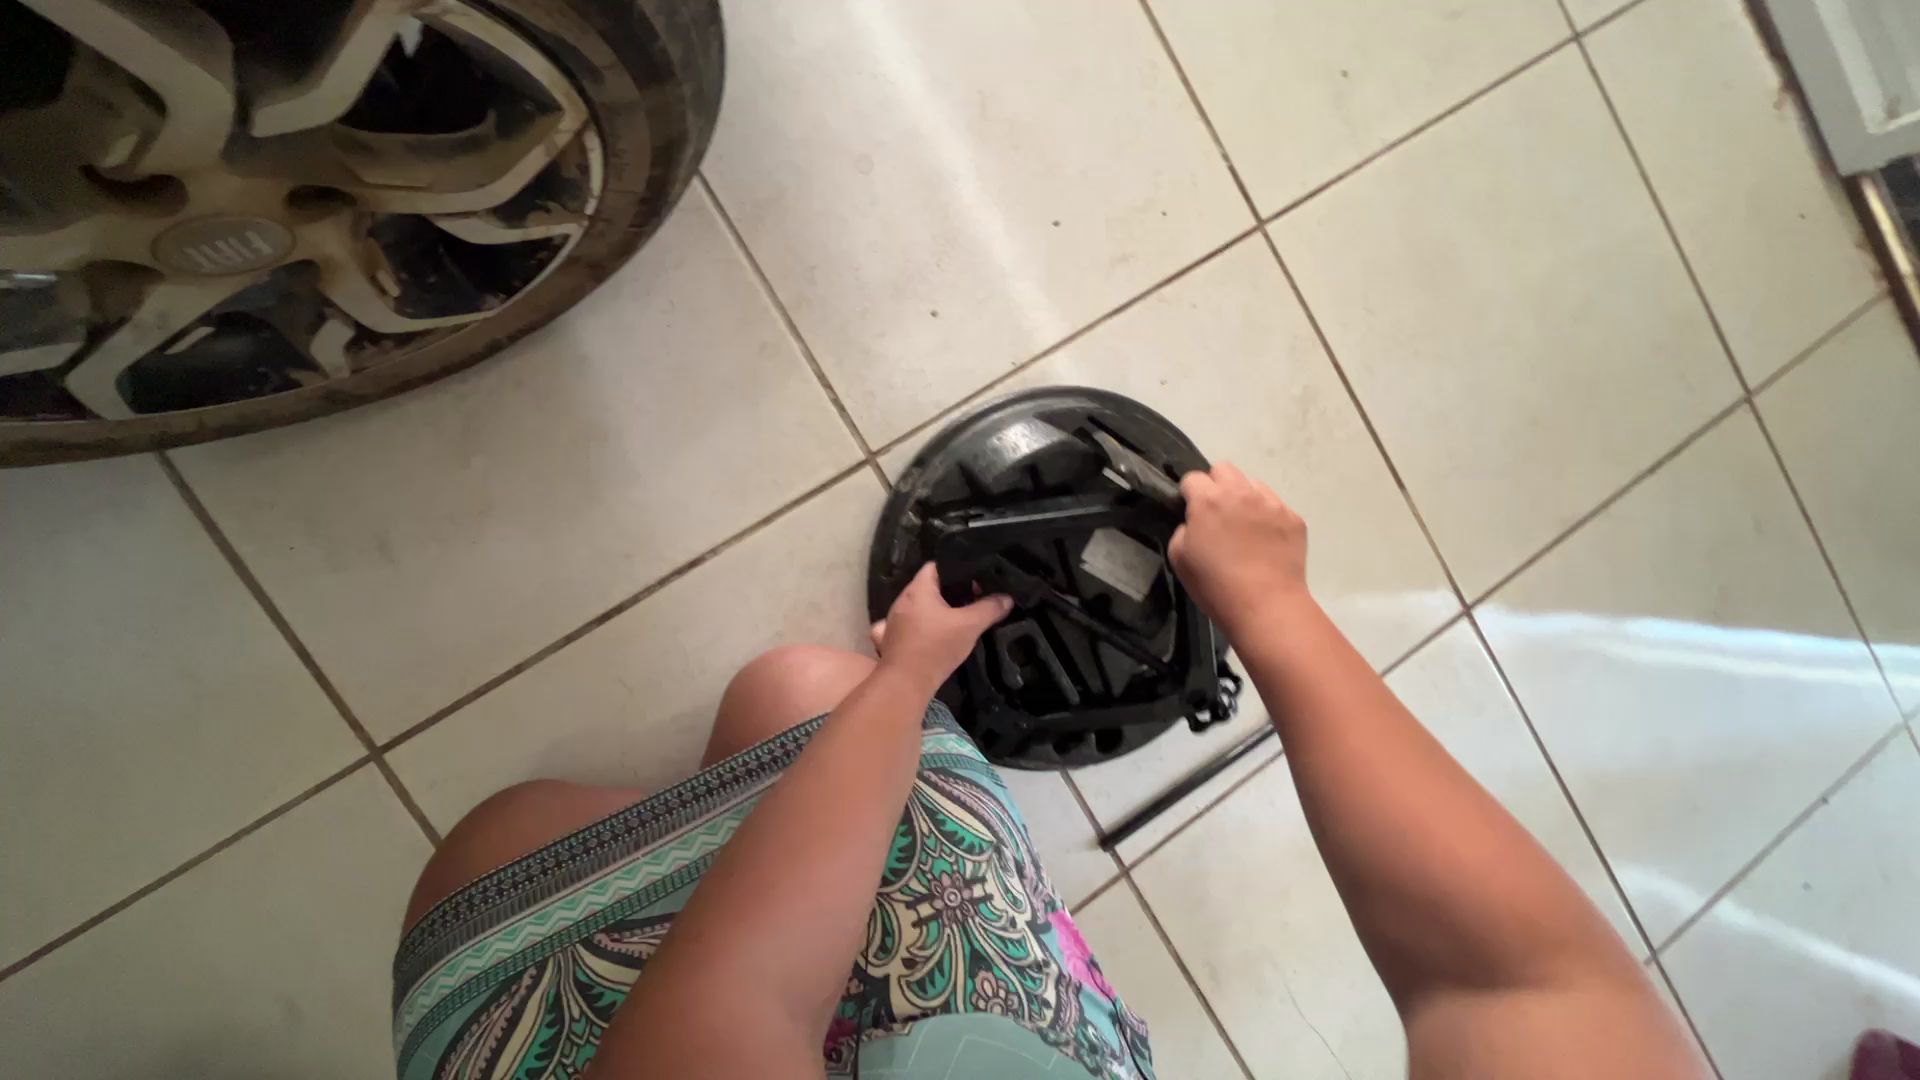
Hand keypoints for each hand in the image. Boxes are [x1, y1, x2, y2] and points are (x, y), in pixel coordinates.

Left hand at [875, 564, 1012, 693]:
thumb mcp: (969, 626)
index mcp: (917, 590)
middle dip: (950, 592)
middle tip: (972, 599)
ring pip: (920, 607)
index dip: (956, 569)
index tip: (974, 580)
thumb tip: (1006, 598)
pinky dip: (923, 627)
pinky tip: (936, 635)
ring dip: (937, 611)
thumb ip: (989, 609)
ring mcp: (893, 621)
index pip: (935, 566)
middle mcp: (902, 601)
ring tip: (959, 618)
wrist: (905, 683)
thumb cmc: (936, 648)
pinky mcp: (891, 640)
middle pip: (928, 587)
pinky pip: (910, 625)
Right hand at [1169, 462, 1311, 638]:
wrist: (1266, 606)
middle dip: (1216, 485)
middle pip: (1224, 468)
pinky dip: (1267, 517)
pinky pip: (1275, 506)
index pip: (1193, 478)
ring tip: (1244, 527)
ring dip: (1243, 498)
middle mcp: (1241, 493)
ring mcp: (1272, 503)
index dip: (1188, 494)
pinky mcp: (1294, 519)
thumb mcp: (1179, 558)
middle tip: (1216, 513)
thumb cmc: (1215, 585)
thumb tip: (1195, 523)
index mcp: (1208, 500)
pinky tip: (1265, 541)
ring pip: (1252, 484)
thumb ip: (1183, 529)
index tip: (1190, 512)